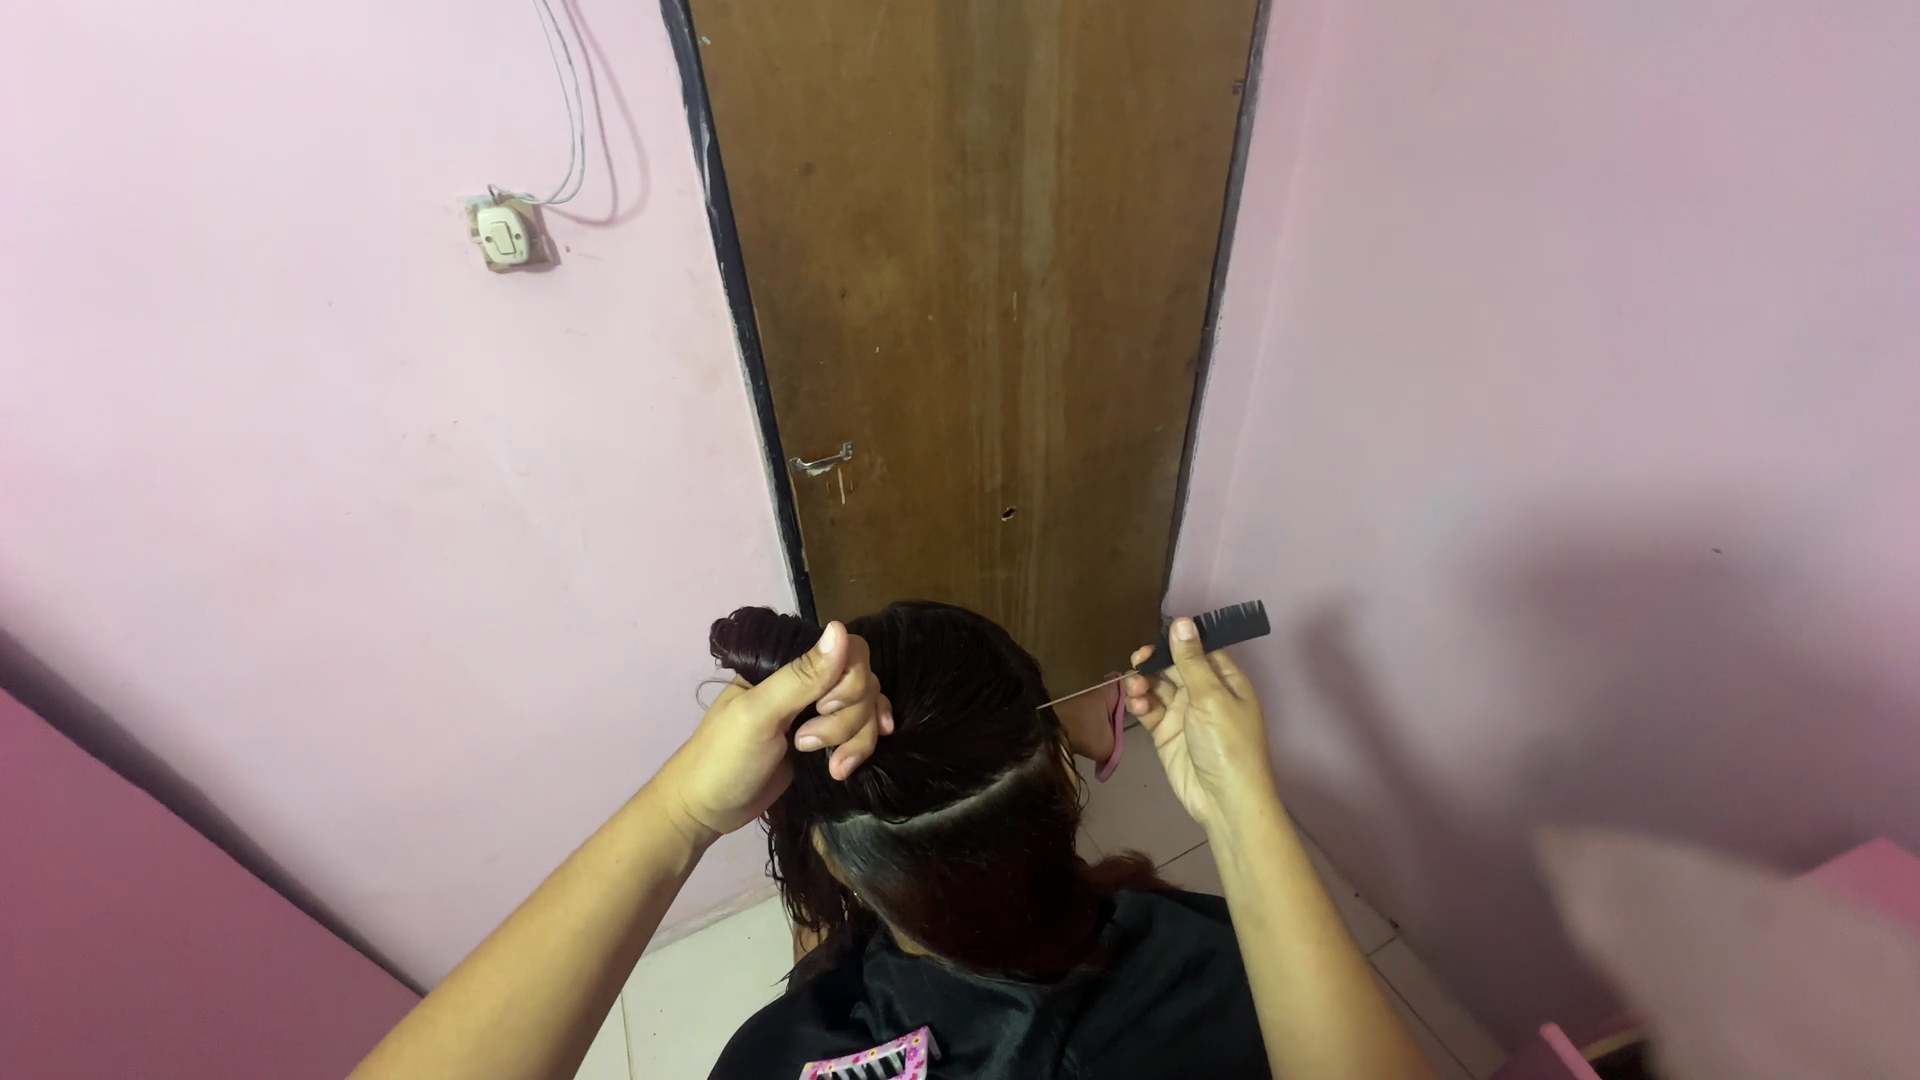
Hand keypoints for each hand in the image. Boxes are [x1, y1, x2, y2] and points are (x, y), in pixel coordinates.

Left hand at [655, 622, 892, 844]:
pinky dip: (865, 742)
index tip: (823, 709)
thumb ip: (801, 676)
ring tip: (832, 768)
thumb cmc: (724, 758)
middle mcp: (808, 681)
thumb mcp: (759, 715)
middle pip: (863, 682)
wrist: (708, 811)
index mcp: (787, 663)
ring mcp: (818, 711)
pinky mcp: (826, 739)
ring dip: (856, 738)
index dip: (849, 682)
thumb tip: (840, 628)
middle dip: (847, 719)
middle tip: (806, 744)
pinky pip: (862, 729)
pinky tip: (859, 757)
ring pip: (866, 708)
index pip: (849, 651)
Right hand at [1123, 617, 1276, 831]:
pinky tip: (1137, 705)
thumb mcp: (1210, 697)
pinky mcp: (1165, 733)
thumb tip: (1182, 621)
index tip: (1156, 636)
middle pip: (1173, 666)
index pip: (1199, 649)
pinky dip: (1140, 704)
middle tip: (1137, 660)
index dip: (1177, 641)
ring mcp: (1183, 714)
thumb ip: (1191, 660)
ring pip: (1157, 686)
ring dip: (1143, 683)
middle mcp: (1204, 693)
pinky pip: (1148, 709)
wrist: (1223, 801)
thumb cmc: (1227, 743)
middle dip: (1154, 661)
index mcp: (1225, 680)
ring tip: (1135, 688)